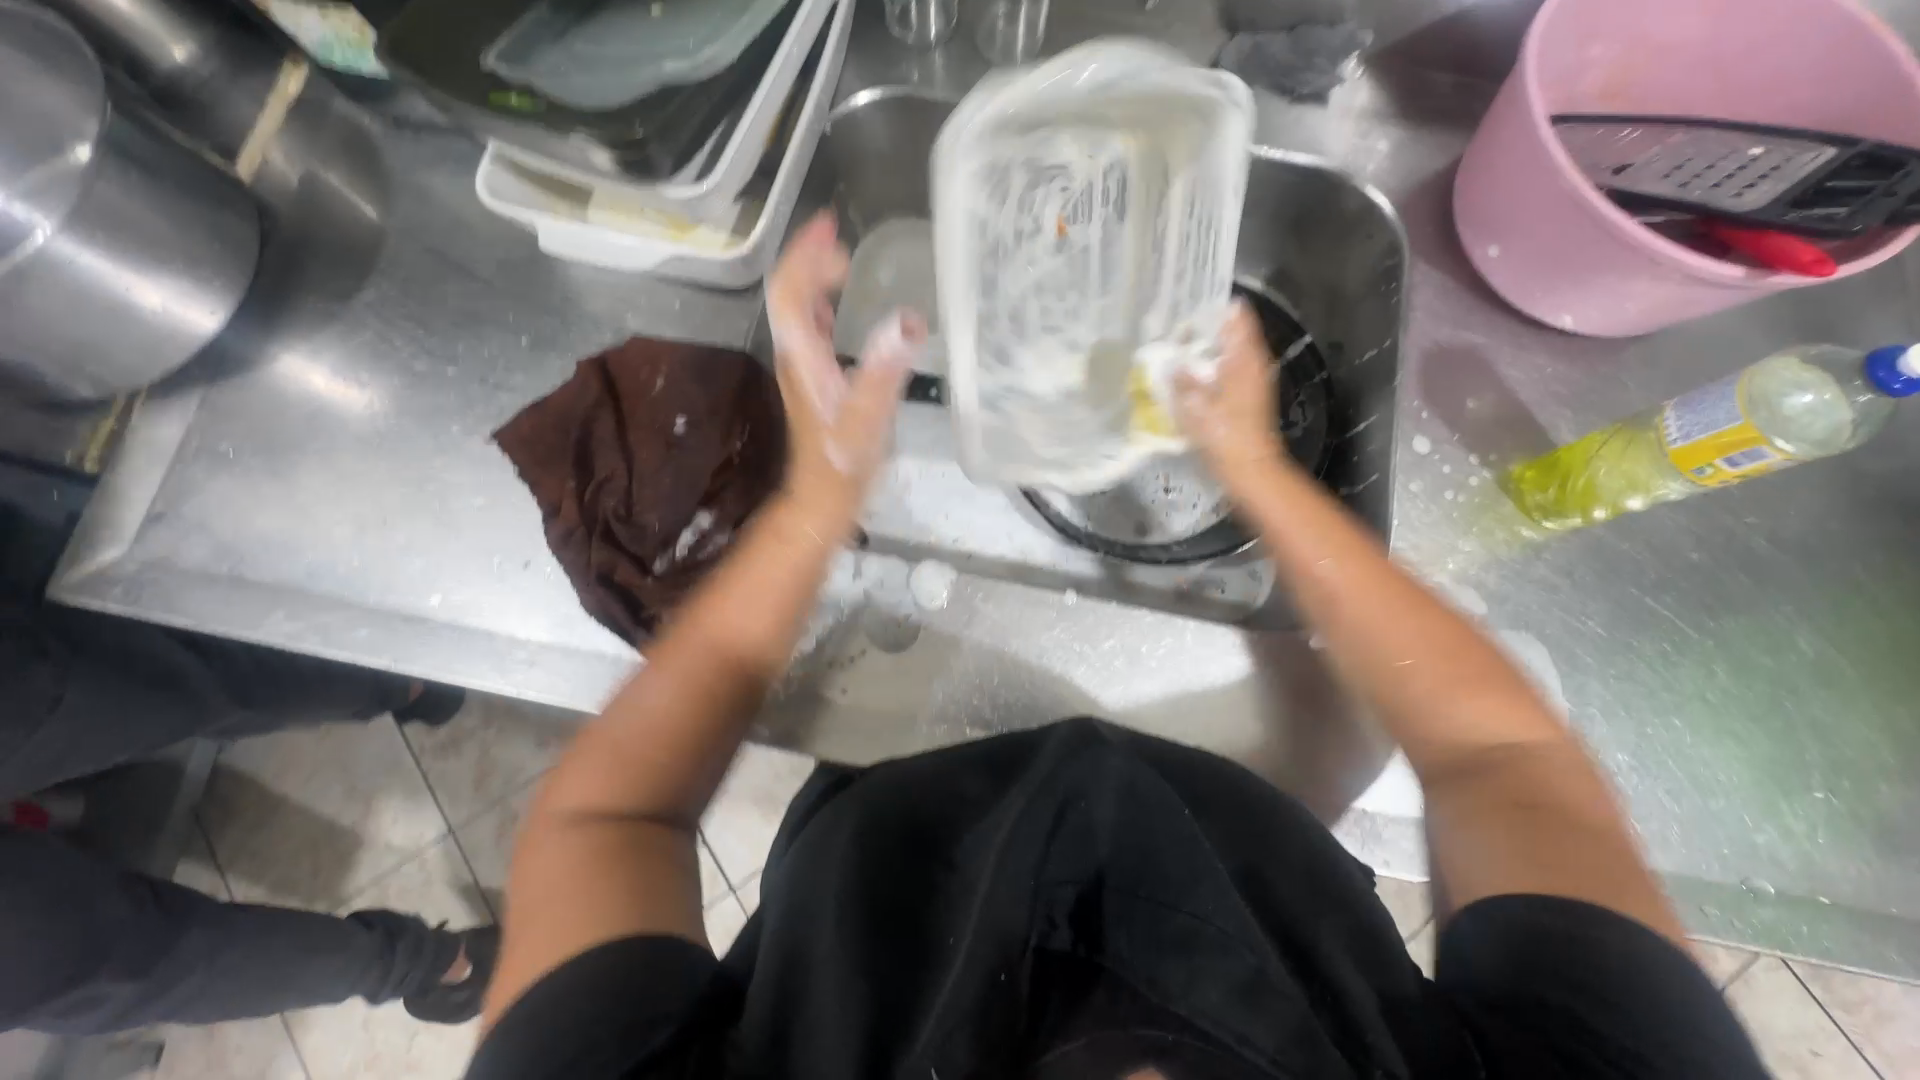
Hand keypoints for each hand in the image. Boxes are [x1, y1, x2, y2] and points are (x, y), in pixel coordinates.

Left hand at [764, 212, 916, 535]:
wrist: (824, 497)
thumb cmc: (844, 462)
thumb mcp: (869, 417)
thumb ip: (884, 370)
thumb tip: (907, 320)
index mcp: (803, 356)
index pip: (790, 292)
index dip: (805, 255)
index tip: (828, 227)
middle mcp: (796, 355)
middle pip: (791, 293)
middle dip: (809, 258)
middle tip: (839, 234)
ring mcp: (803, 367)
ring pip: (800, 310)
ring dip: (814, 278)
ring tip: (843, 258)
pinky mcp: (815, 380)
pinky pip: (813, 328)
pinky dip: (825, 304)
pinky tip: (845, 304)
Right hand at [1174, 299, 1291, 495]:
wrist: (1251, 470)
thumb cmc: (1225, 436)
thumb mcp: (1195, 406)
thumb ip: (1183, 379)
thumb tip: (1171, 362)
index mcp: (1245, 358)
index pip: (1237, 316)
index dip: (1215, 307)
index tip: (1190, 305)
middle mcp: (1255, 363)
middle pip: (1234, 333)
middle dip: (1207, 329)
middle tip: (1177, 328)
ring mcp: (1254, 381)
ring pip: (1231, 353)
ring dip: (1208, 350)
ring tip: (1179, 349)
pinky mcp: (1249, 398)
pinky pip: (1229, 372)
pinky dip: (1212, 369)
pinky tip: (1191, 377)